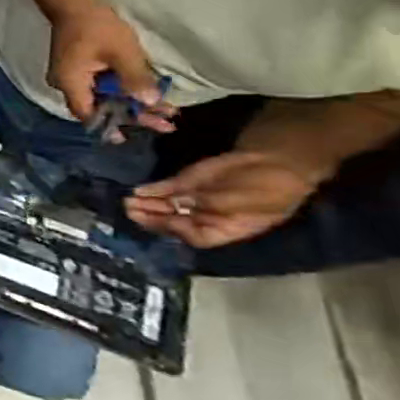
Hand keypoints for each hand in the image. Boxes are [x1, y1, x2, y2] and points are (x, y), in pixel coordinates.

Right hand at [48, 2, 174, 129]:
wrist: (73, 4)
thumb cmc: (95, 27)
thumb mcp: (121, 52)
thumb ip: (135, 79)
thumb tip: (151, 103)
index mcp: (70, 83)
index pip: (88, 112)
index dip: (109, 125)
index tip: (130, 138)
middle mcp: (66, 84)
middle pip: (98, 107)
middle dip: (131, 116)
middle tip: (166, 123)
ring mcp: (71, 75)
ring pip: (102, 96)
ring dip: (131, 103)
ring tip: (165, 110)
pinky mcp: (78, 67)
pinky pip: (100, 86)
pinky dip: (122, 91)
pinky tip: (144, 93)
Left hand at [124, 151, 318, 247]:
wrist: (272, 162)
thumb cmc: (270, 187)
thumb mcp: (249, 199)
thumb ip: (212, 202)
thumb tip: (179, 203)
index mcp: (226, 229)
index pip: (197, 237)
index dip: (179, 231)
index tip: (168, 220)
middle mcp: (204, 218)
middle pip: (172, 223)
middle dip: (151, 218)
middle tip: (131, 210)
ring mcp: (191, 201)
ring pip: (163, 207)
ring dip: (144, 205)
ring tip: (127, 202)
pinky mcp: (184, 185)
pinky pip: (164, 190)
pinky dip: (150, 190)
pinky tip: (137, 190)